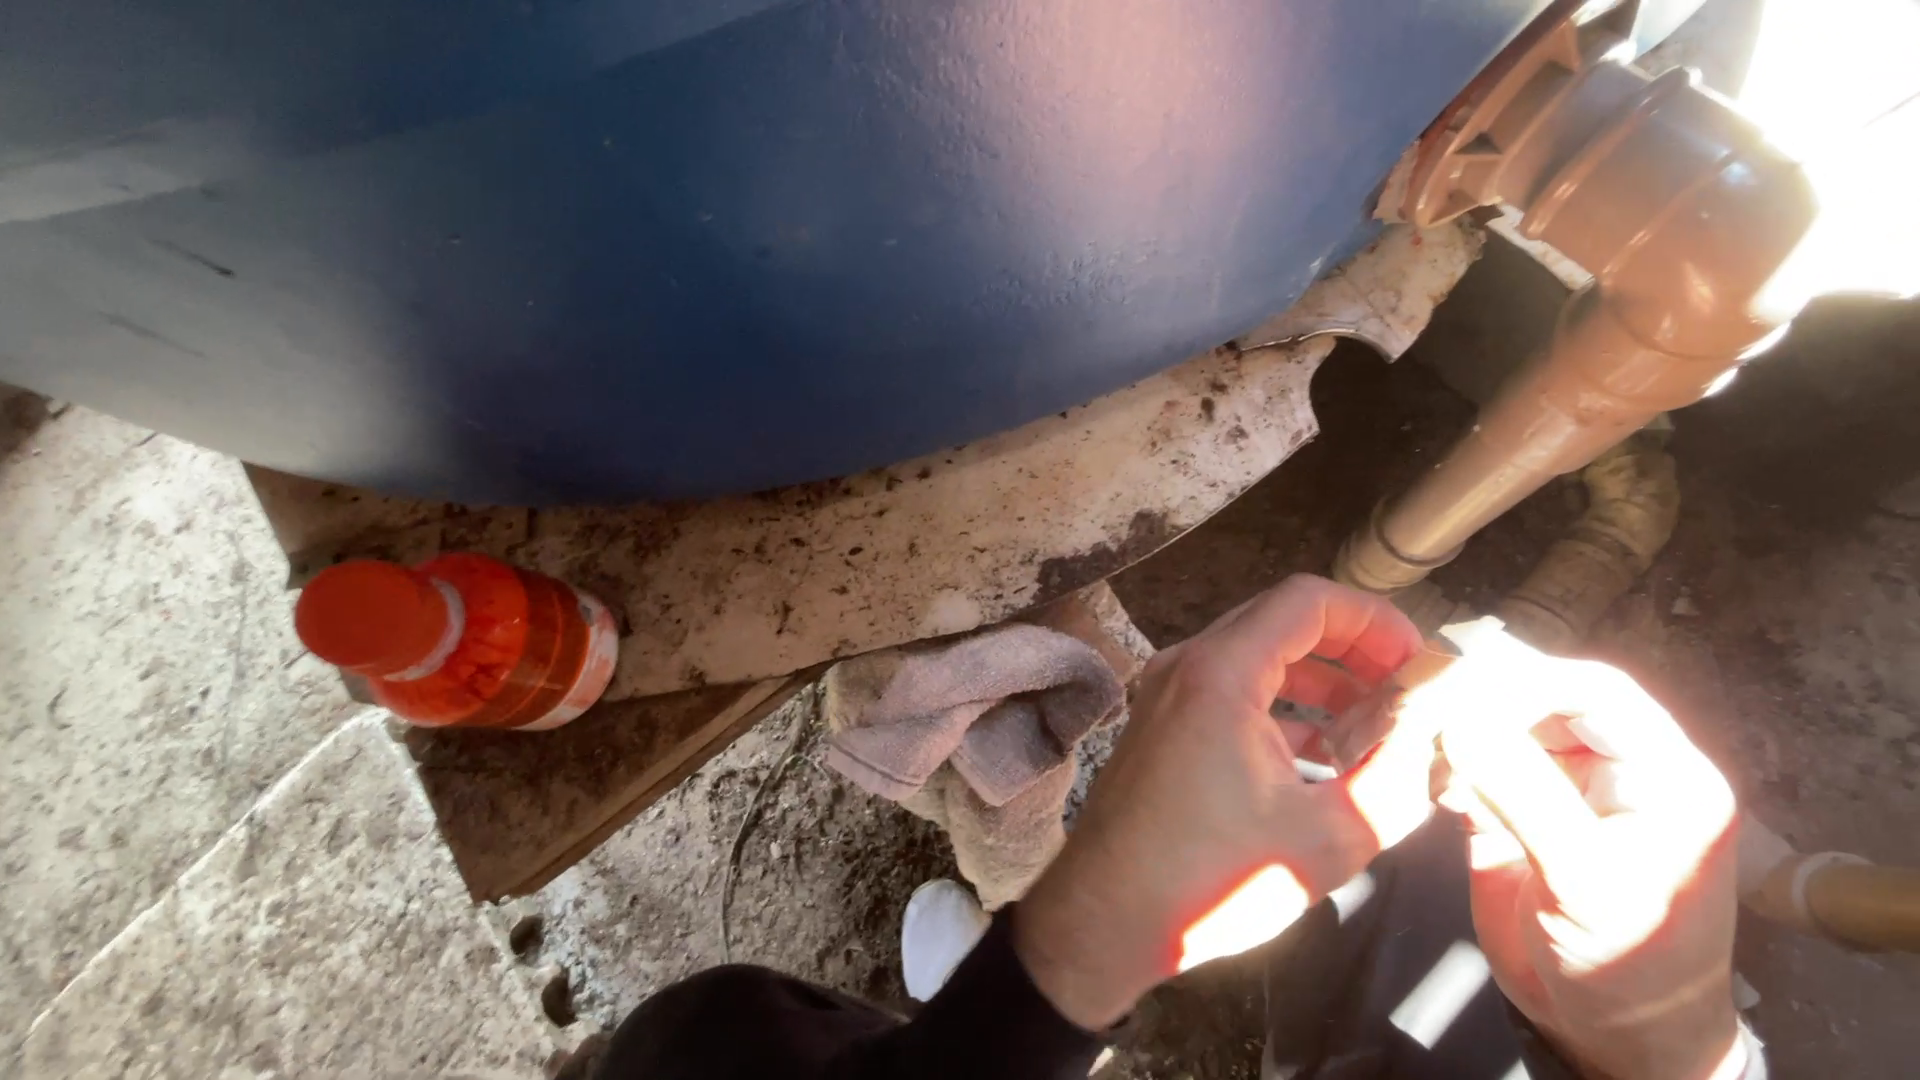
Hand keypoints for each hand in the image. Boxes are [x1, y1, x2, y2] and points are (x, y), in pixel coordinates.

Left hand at [1012, 575, 1435, 1029]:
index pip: (1308, 600)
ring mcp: (1166, 691)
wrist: (1106, 914)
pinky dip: (1281, 708)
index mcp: (1220, 672)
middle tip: (1405, 695)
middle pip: (1281, 621)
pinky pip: (1230, 691)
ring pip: (1257, 658)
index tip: (1417, 664)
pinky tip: (1322, 757)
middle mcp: (1186, 665)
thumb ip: (1399, 775)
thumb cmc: (1212, 877)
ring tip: (1375, 730)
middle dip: (1353, 651)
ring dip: (1319, 682)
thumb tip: (1440, 735)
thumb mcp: (1328, 837)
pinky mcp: (1161, 722)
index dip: (1374, 620)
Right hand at [1413, 627, 1745, 1079]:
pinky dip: (1437, 759)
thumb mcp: (1586, 882)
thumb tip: (1453, 719)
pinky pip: (1469, 763)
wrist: (1606, 1036)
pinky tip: (1413, 768)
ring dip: (1451, 724)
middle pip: (1538, 699)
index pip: (1596, 691)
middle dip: (1478, 696)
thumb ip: (1524, 794)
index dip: (1529, 679)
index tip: (1460, 691)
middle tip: (1416, 703)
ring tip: (1404, 728)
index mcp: (1660, 775)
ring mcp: (1554, 788)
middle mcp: (1607, 768)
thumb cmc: (1627, 965)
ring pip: (1497, 726)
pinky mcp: (1508, 809)